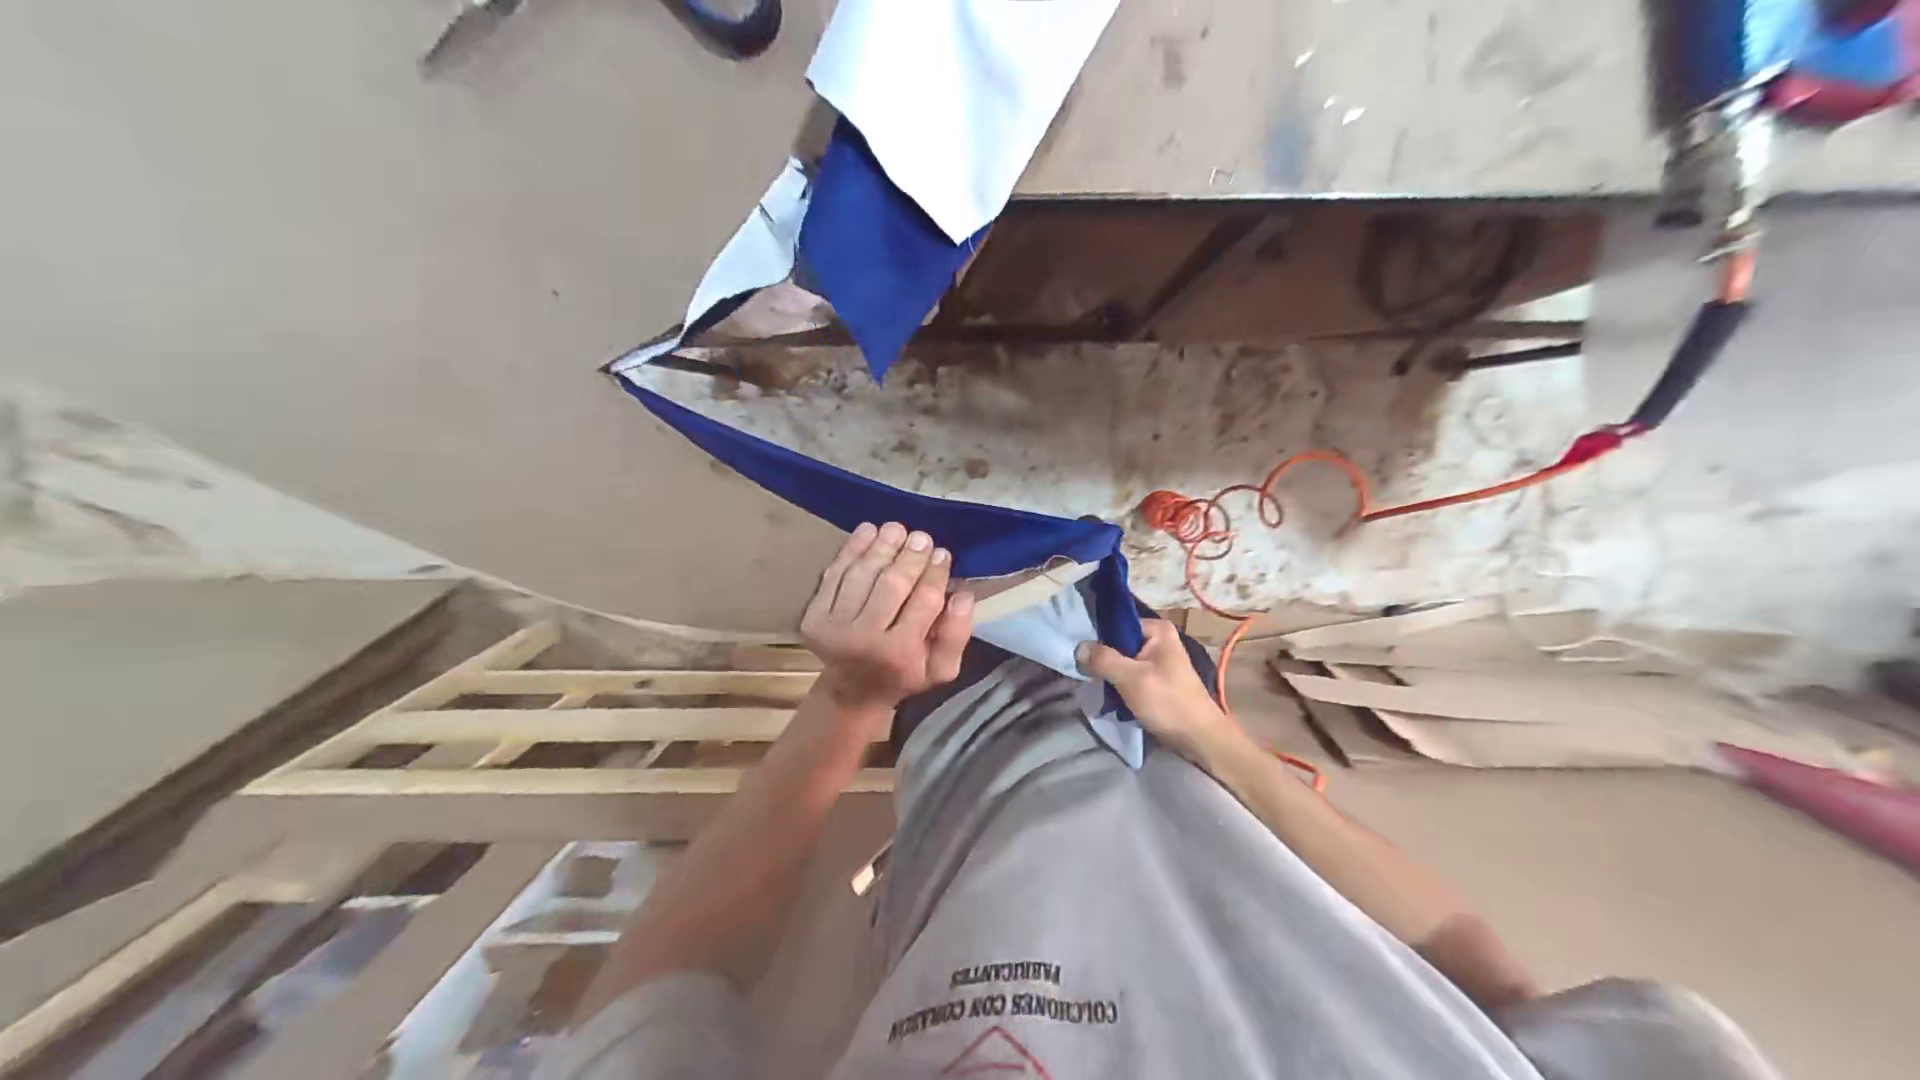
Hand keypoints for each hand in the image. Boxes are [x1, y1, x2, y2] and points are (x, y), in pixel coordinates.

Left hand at [801, 521, 973, 715]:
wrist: (853, 692)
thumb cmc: (904, 675)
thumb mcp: (941, 668)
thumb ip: (957, 633)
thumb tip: (962, 593)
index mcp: (900, 654)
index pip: (924, 602)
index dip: (935, 573)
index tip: (943, 553)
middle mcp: (864, 640)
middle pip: (892, 584)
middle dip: (910, 556)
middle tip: (922, 537)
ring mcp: (835, 628)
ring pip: (862, 575)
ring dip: (881, 547)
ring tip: (897, 529)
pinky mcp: (814, 617)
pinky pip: (834, 575)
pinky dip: (852, 550)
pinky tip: (869, 532)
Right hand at [1077, 619, 1245, 762]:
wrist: (1199, 739)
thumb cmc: (1169, 704)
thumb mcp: (1132, 679)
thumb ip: (1103, 660)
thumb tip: (1077, 647)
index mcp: (1157, 630)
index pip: (1116, 623)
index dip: (1097, 637)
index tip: (1079, 652)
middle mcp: (1158, 639)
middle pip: (1117, 642)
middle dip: (1101, 658)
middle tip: (1084, 672)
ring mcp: (1156, 660)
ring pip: (1121, 660)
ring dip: (1108, 673)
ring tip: (1094, 684)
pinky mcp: (1154, 679)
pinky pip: (1128, 675)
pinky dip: (1117, 684)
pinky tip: (1107, 694)